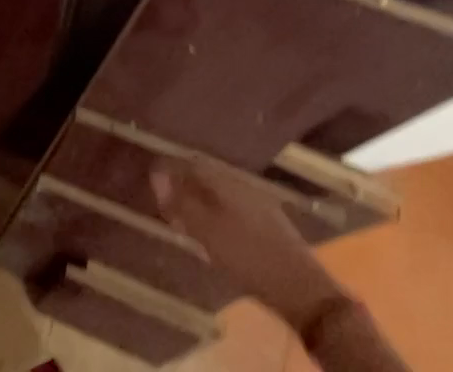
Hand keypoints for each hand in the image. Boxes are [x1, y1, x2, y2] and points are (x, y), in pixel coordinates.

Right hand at [149, 157, 346, 329]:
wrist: (301, 289)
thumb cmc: (248, 257)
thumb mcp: (206, 231)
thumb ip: (181, 202)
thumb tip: (158, 176)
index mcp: (227, 181)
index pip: (190, 163)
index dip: (168, 169)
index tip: (151, 181)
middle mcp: (243, 185)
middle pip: (205, 176)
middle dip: (182, 185)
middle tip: (165, 203)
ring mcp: (259, 202)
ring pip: (219, 193)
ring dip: (198, 201)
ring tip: (184, 221)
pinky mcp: (268, 222)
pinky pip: (232, 207)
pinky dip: (214, 214)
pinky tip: (211, 233)